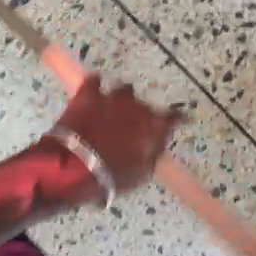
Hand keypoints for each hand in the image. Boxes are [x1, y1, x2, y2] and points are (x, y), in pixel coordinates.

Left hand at [50, 75, 182, 193]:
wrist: (76, 165)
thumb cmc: (112, 175)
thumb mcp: (142, 173)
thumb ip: (152, 153)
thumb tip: (155, 143)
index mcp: (154, 127)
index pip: (174, 117)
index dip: (176, 119)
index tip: (179, 120)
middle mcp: (138, 107)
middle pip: (145, 104)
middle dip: (140, 113)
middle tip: (132, 125)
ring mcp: (112, 98)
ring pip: (123, 89)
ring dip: (121, 98)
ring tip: (114, 107)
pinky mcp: (88, 94)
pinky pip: (94, 81)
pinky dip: (95, 85)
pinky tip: (94, 89)